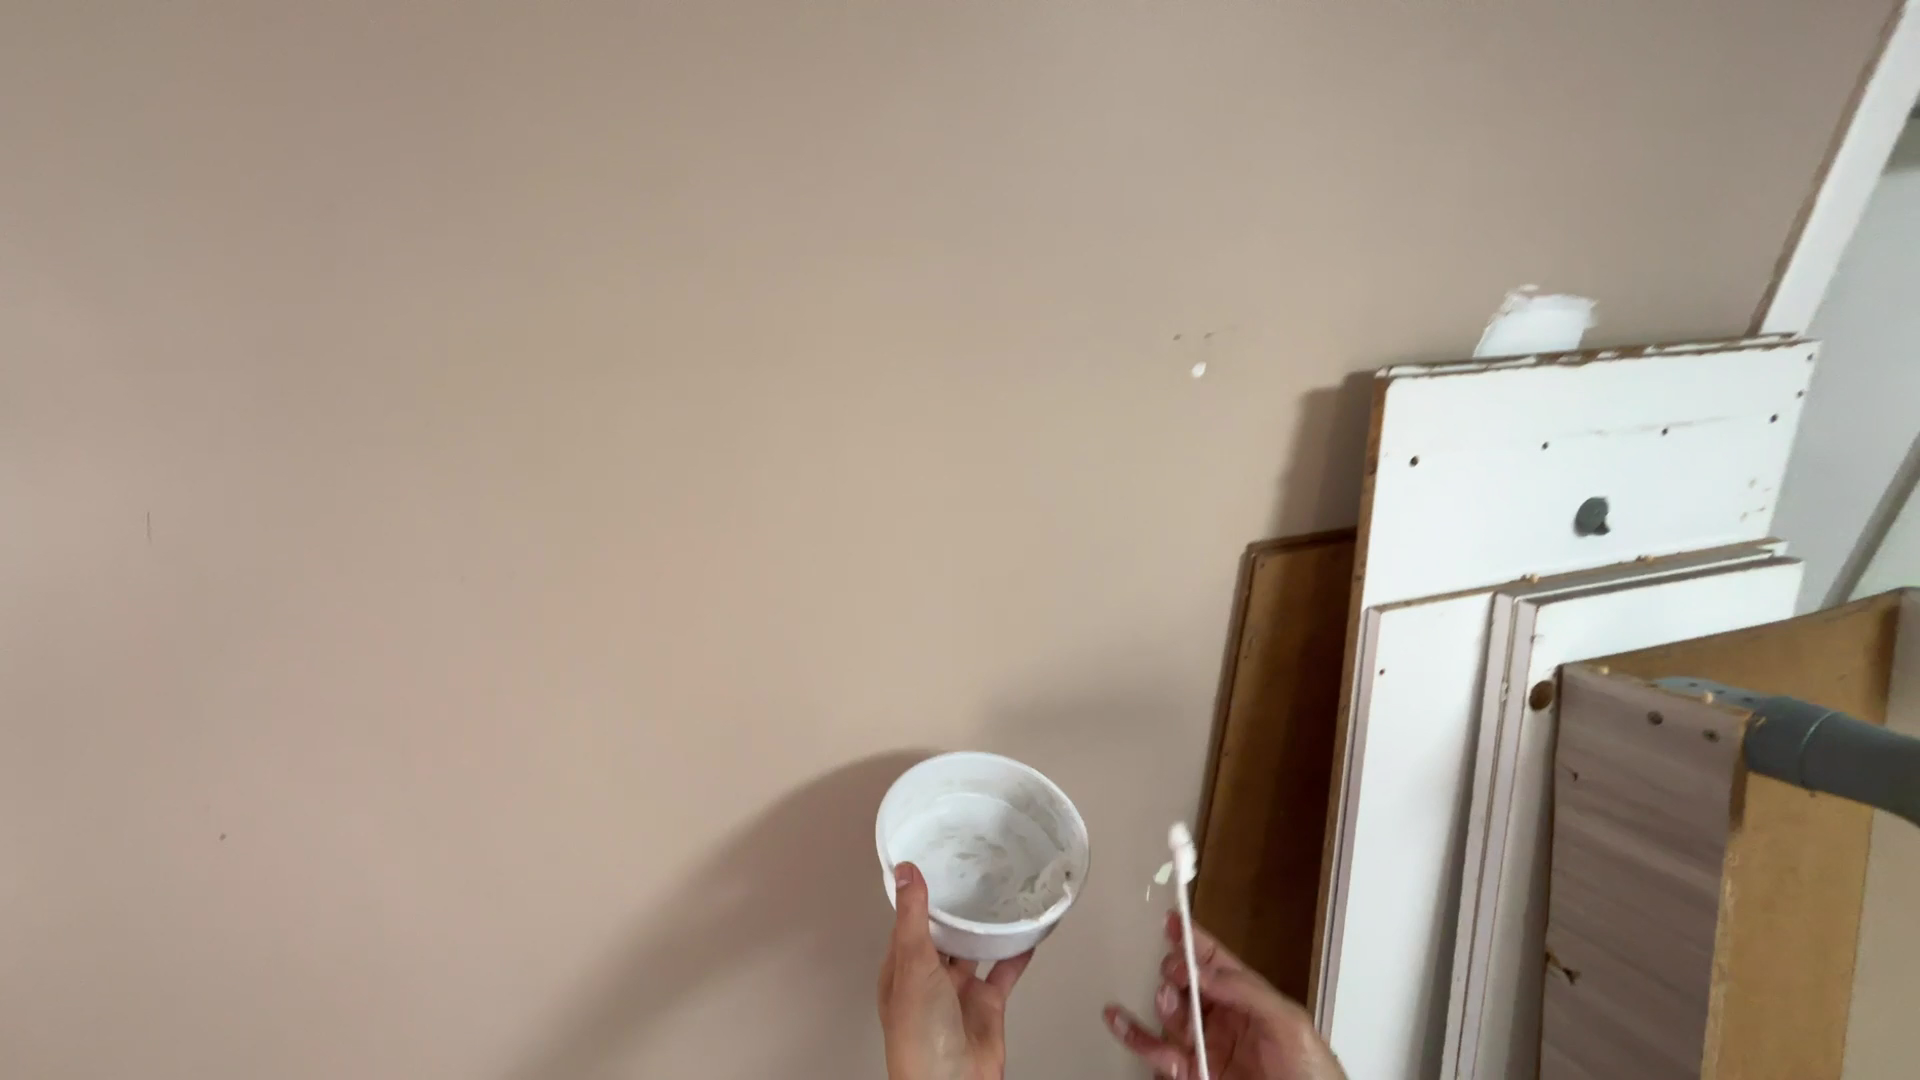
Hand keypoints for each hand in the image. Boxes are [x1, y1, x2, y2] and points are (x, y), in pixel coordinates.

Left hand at [878, 862, 1033, 1079]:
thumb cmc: (921, 1033)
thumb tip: (904, 870)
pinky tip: (1028, 932)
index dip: (920, 893)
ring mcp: (959, 991)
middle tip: (974, 867)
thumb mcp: (913, 965)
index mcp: (902, 967)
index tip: (935, 861)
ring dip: (986, 927)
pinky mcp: (987, 1004)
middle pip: (944, 933)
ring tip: (1002, 891)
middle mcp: (929, 977)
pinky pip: (1004, 971)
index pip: (909, 920)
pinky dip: (1016, 952)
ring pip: (974, 949)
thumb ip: (912, 916)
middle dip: (956, 907)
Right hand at [1103, 914, 1344, 1079]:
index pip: (1212, 960)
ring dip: (1160, 1002)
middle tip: (1174, 972)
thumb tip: (1202, 970)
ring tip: (1166, 998)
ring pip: (1167, 1015)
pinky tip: (1121, 1020)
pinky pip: (1156, 1053)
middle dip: (1173, 972)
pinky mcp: (1190, 1077)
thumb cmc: (1314, 1075)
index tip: (1171, 920)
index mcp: (1246, 998)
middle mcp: (1221, 1020)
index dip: (1190, 938)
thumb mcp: (1289, 1023)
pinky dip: (1135, 1036)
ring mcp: (1205, 1049)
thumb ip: (1246, 990)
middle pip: (1184, 984)